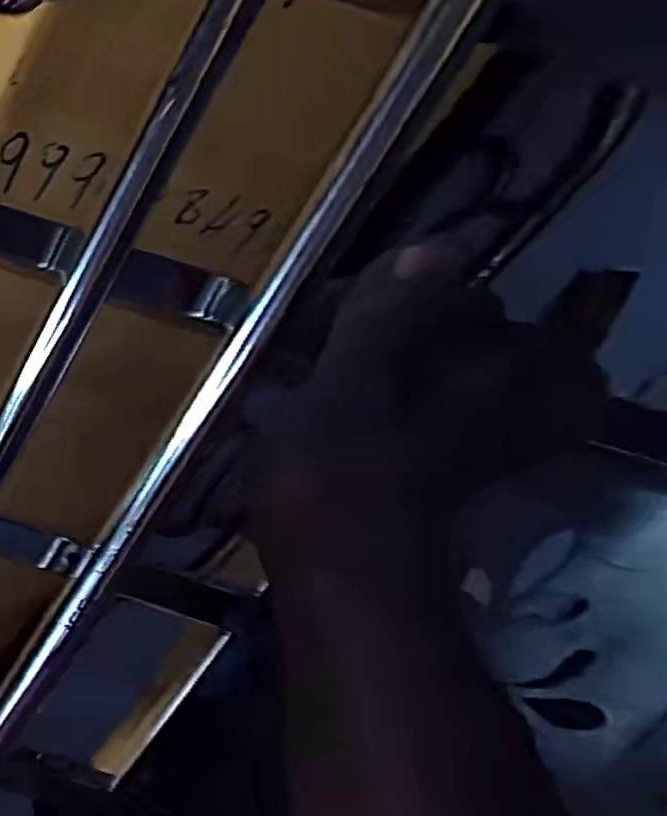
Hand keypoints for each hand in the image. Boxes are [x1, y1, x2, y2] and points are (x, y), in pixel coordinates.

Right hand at [249, 244, 610, 566]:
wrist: (339, 568)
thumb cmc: (337, 471)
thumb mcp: (350, 383)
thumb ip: (387, 315)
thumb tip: (431, 247)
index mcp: (520, 362)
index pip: (437, 297)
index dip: (361, 303)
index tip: (298, 323)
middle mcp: (525, 393)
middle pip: (429, 337)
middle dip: (357, 340)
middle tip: (289, 360)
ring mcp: (487, 435)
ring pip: (410, 378)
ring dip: (350, 378)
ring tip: (291, 398)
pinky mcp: (445, 470)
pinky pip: (401, 418)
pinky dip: (358, 414)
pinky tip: (316, 429)